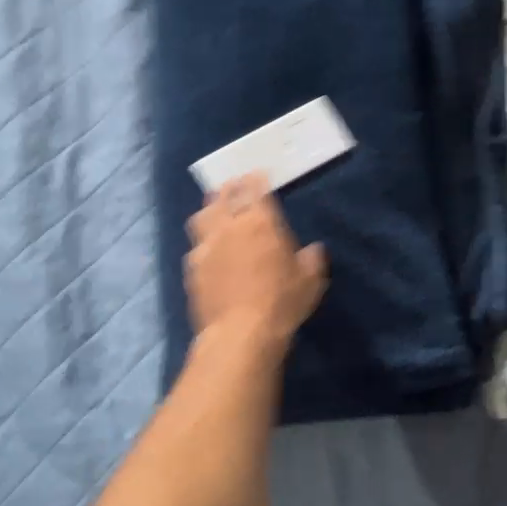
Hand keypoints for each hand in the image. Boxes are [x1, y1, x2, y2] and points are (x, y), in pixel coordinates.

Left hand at [185, 174, 327, 353]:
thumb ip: (311, 258)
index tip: (258, 173)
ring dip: (210, 207)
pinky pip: (197, 245)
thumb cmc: (283, 301)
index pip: (255, 191)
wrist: (241, 332)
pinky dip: (204, 239)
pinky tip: (209, 247)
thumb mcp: (311, 280)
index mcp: (262, 223)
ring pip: (203, 216)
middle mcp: (230, 227)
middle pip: (224, 197)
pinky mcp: (193, 268)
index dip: (256, 180)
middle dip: (231, 187)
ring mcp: (207, 247)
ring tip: (216, 207)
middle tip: (236, 184)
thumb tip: (313, 249)